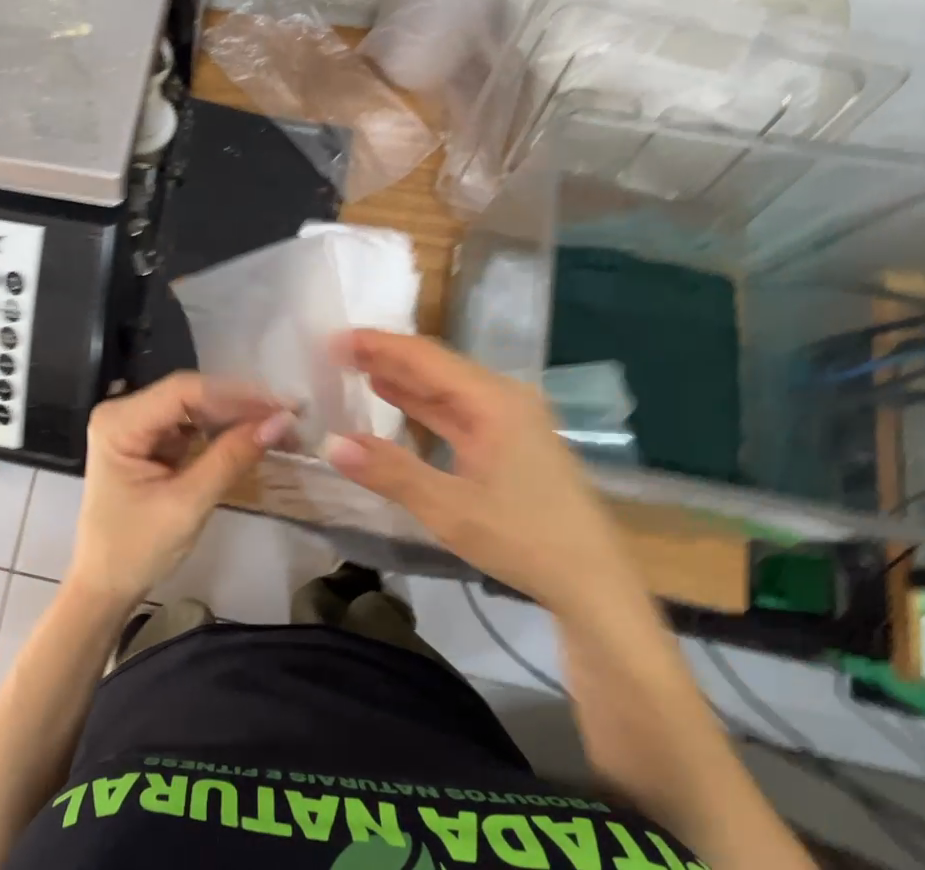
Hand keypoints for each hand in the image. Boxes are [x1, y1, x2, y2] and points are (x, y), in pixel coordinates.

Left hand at [69, 373, 293, 607]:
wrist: (107, 585)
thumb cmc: (136, 549)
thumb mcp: (187, 504)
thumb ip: (231, 458)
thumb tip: (280, 422)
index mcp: (119, 423)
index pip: (184, 391)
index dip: (237, 395)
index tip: (284, 407)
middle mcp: (122, 413)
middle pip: (190, 396)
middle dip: (241, 406)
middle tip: (293, 418)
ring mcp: (135, 427)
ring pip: (195, 409)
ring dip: (236, 418)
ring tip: (282, 428)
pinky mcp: (149, 443)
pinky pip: (191, 427)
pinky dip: (222, 433)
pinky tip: (254, 438)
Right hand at [321, 330, 642, 615]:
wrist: (593, 583)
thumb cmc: (524, 539)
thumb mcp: (449, 508)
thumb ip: (389, 472)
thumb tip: (331, 444)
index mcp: (493, 402)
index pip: (424, 357)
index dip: (376, 345)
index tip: (333, 339)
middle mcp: (505, 400)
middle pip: (436, 366)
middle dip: (385, 356)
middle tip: (335, 351)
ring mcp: (512, 421)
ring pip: (447, 389)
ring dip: (402, 379)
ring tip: (355, 368)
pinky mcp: (513, 444)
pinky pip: (458, 411)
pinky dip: (422, 405)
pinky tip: (396, 402)